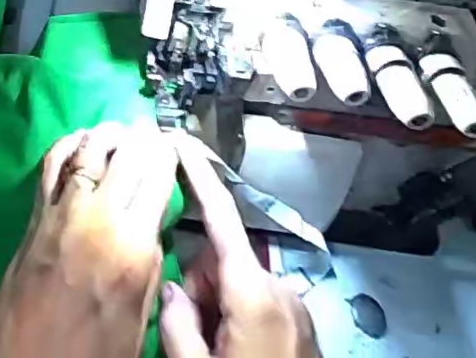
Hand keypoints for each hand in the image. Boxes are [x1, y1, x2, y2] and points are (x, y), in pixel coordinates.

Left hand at [0, 122, 178, 357]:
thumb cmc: (89, 353)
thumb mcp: (138, 319)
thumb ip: (150, 263)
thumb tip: (154, 222)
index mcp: (131, 246)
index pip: (158, 174)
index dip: (169, 153)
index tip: (175, 148)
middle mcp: (100, 215)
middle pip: (129, 151)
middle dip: (145, 137)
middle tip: (154, 135)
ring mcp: (64, 207)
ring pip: (91, 146)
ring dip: (112, 133)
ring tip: (124, 132)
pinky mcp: (37, 210)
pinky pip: (54, 160)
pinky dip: (71, 142)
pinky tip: (83, 139)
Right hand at [160, 134, 319, 357]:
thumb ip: (177, 323)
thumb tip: (173, 289)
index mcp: (253, 292)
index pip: (221, 215)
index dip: (199, 174)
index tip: (181, 140)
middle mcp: (279, 288)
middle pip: (222, 260)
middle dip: (201, 289)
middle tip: (194, 338)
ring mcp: (295, 308)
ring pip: (238, 285)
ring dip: (219, 311)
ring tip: (217, 354)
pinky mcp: (303, 328)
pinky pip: (259, 304)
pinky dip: (240, 320)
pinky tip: (238, 356)